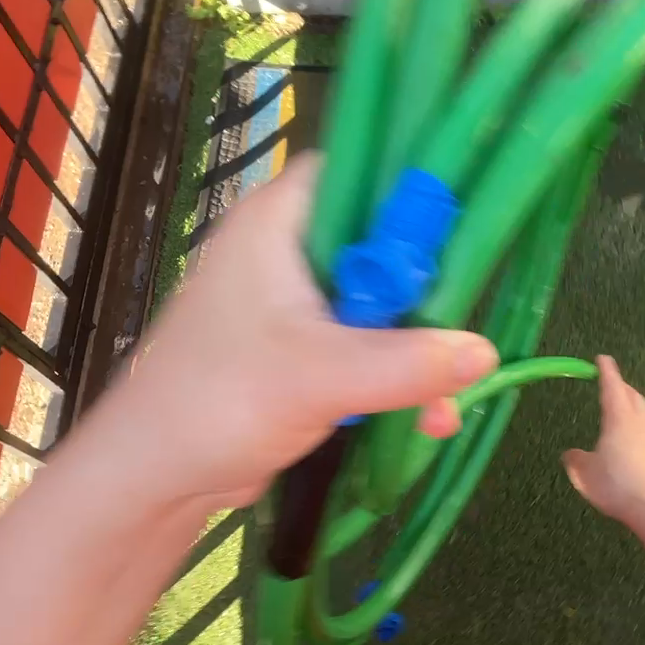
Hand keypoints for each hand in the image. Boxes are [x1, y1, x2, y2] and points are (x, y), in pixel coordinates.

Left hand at [80, 154, 497, 511]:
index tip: (465, 229)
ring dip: (420, 350)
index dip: (414, 190)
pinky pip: (368, 349)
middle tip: (463, 330)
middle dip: (429, 293)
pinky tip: (428, 420)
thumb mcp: (322, 376)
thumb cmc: (220, 401)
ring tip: (447, 400)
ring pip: (382, 304)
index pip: (361, 168)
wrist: (158, 475)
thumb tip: (486, 352)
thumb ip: (406, 364)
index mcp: (280, 220)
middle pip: (384, 244)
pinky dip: (398, 378)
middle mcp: (291, 251)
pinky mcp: (305, 351)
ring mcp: (298, 304)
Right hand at [562, 355, 644, 524]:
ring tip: (620, 407)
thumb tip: (570, 454)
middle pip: (632, 396)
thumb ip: (575, 459)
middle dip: (622, 386)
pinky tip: (628, 437)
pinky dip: (635, 424)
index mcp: (618, 419)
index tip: (602, 358)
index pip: (612, 388)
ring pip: (641, 412)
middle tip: (611, 382)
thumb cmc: (614, 484)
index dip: (606, 372)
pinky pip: (644, 430)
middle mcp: (637, 424)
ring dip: (631, 404)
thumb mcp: (584, 472)